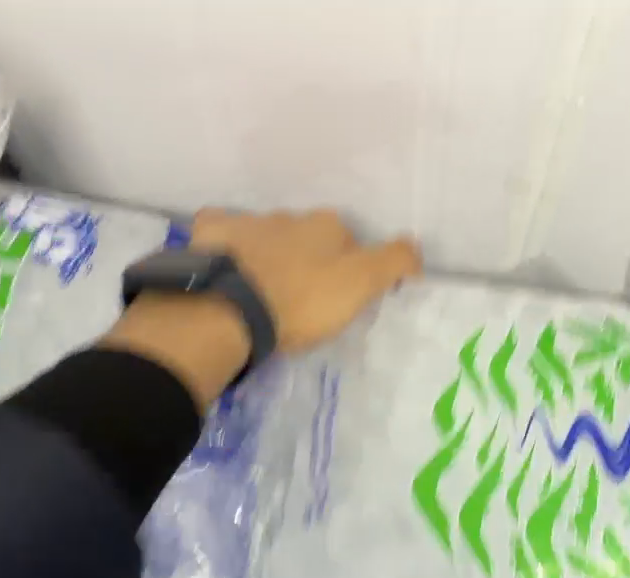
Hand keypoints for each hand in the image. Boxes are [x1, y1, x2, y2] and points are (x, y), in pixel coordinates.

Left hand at [102, 209, 421, 406]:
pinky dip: (228, 245)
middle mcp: (289, 216)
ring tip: (266, 287)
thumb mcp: (361, 285)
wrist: (232, 310)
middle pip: (308, 236)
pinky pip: (223, 234)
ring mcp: (247, 223)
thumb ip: (394, 263)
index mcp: (328, 226)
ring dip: (272, 252)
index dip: (352, 266)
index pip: (351, 241)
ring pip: (268, 234)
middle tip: (307, 294)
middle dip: (310, 257)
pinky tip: (227, 265)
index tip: (346, 294)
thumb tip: (417, 248)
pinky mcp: (211, 235)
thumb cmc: (303, 301)